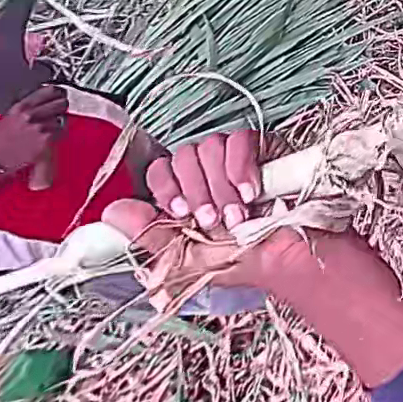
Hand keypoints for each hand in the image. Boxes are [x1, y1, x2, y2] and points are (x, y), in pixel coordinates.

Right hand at [0, 86, 68, 175]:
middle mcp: (30, 115)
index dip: (57, 93)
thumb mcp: (9, 118)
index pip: (49, 91)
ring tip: (51, 128)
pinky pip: (60, 132)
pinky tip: (50, 138)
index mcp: (20, 107)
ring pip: (61, 118)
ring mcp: (39, 127)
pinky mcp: (45, 139)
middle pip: (60, 103)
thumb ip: (26, 109)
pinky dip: (58, 134)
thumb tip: (43, 102)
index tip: (60, 95)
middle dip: (61, 107)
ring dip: (59, 123)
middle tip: (60, 111)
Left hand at [107, 129, 327, 293]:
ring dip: (221, 186)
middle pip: (183, 156)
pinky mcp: (263, 147)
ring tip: (240, 215)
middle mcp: (207, 173)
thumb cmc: (245, 261)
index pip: (160, 169)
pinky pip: (239, 140)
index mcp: (187, 196)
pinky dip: (241, 167)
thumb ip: (151, 235)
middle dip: (197, 193)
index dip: (165, 186)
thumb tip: (110, 212)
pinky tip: (252, 192)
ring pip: (209, 148)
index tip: (179, 211)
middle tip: (214, 221)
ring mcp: (235, 158)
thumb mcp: (190, 258)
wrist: (292, 255)